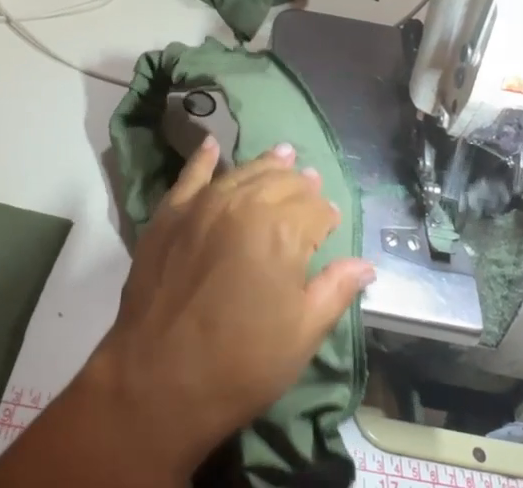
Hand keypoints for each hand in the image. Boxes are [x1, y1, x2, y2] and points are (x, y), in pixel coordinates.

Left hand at [79, 139, 375, 475]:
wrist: (158, 379)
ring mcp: (202, 205)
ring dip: (266, 165)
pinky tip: (211, 144)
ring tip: (283, 155)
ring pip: (243, 172)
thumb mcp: (301, 335)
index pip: (317, 210)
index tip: (331, 226)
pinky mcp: (168, 214)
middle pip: (282, 183)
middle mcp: (245, 204)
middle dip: (301, 186)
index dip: (327, 218)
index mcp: (284, 231)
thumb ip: (334, 290)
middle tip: (311, 187)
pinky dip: (203, 158)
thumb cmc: (241, 364)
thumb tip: (364, 264)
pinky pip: (190, 175)